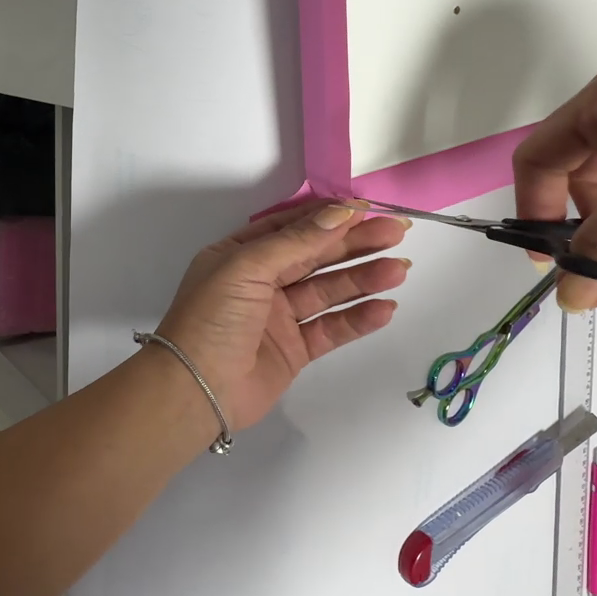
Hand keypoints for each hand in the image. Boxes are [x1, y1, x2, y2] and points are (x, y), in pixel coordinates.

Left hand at [156, 200, 410, 429]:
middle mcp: (257, 282)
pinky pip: (331, 328)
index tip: (366, 208)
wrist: (197, 387)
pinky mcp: (293, 350)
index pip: (287, 228)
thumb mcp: (245, 267)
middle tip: (397, 232)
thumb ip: (294, 242)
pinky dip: (358, 318)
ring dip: (362, 279)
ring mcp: (276, 317)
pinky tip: (386, 308)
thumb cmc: (213, 317)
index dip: (325, 217)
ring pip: (326, 291)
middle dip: (353, 244)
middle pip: (312, 256)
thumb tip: (339, 212)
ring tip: (400, 269)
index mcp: (236, 255)